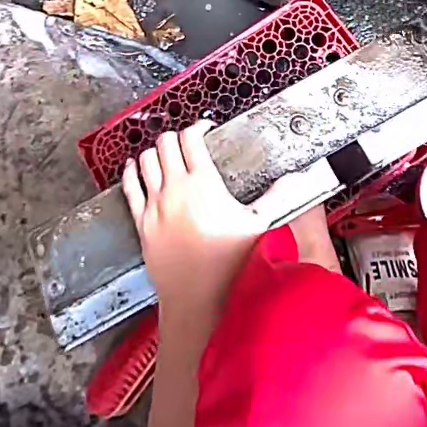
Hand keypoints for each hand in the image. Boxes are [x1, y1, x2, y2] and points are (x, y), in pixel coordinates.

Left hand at [122, 122, 265, 326]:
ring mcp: (155, 204)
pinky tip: (135, 166)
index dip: (198, 127)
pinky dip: (131, 171)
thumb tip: (296, 180)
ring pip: (146, 159)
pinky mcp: (142, 221)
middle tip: (186, 141)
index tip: (205, 130)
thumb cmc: (229, 265)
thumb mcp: (258, 225)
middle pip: (166, 142)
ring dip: (155, 151)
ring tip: (164, 152)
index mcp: (202, 182)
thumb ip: (277, 197)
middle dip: (176, 136)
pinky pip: (130, 186)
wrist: (197, 299)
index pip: (191, 137)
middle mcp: (175, 188)